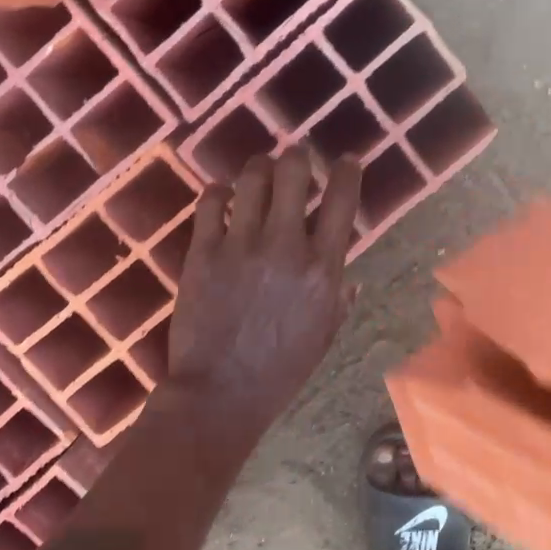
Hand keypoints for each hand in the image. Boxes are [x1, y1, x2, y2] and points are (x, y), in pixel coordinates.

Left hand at [167, 148, 361, 423]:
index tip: (346, 162)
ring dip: (260, 168)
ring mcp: (241, 244)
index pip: (343, 200)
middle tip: (295, 160)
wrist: (221, 392)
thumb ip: (339, 298)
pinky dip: (220, 192)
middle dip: (298, 157)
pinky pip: (212, 200)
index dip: (347, 171)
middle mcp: (286, 245)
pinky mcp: (203, 251)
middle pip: (294, 172)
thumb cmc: (281, 370)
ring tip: (259, 173)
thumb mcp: (324, 336)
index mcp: (323, 268)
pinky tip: (224, 198)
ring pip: (253, 177)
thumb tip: (347, 273)